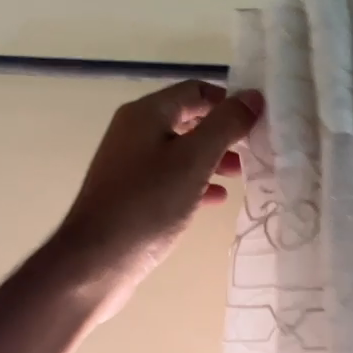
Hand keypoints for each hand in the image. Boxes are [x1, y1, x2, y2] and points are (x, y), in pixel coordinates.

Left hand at [51, 80, 263, 311]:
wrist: (95, 262)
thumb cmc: (147, 203)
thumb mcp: (194, 160)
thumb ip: (225, 125)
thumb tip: (253, 96)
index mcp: (146, 114)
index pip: (196, 90)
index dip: (229, 101)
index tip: (258, 122)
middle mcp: (134, 131)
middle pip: (188, 118)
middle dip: (223, 132)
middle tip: (254, 150)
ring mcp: (129, 164)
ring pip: (181, 150)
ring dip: (212, 157)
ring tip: (241, 174)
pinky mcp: (130, 194)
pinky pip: (170, 177)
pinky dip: (195, 181)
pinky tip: (217, 198)